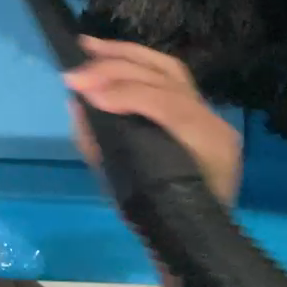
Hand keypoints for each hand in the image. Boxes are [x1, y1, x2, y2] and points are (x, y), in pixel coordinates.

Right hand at [65, 37, 241, 204]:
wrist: (193, 239)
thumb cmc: (157, 219)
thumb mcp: (125, 188)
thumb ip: (101, 146)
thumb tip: (77, 106)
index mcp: (205, 144)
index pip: (166, 103)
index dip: (123, 93)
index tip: (82, 92)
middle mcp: (212, 121)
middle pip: (165, 77)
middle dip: (117, 69)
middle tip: (75, 73)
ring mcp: (208, 113)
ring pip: (168, 69)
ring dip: (126, 54)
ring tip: (87, 48)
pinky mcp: (196, 110)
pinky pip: (167, 77)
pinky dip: (136, 63)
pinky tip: (108, 58)